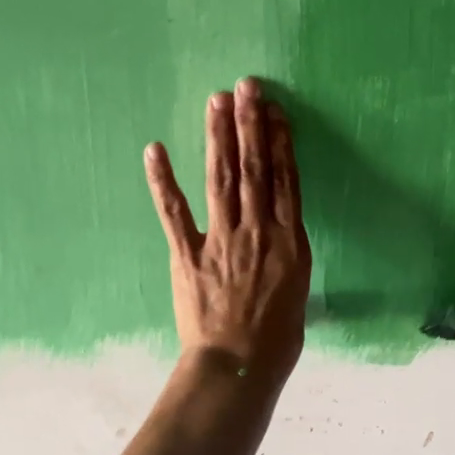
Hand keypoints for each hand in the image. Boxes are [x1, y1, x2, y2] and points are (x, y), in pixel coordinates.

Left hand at [144, 78, 311, 381]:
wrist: (237, 367)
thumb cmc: (277, 341)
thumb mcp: (299, 294)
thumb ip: (288, 260)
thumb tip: (281, 244)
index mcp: (290, 241)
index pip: (285, 180)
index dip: (280, 141)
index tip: (275, 111)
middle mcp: (258, 230)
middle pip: (254, 169)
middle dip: (250, 125)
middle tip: (246, 87)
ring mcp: (221, 240)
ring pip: (221, 179)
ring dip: (218, 138)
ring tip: (216, 102)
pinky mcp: (188, 254)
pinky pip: (174, 212)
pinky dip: (163, 181)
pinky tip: (155, 150)